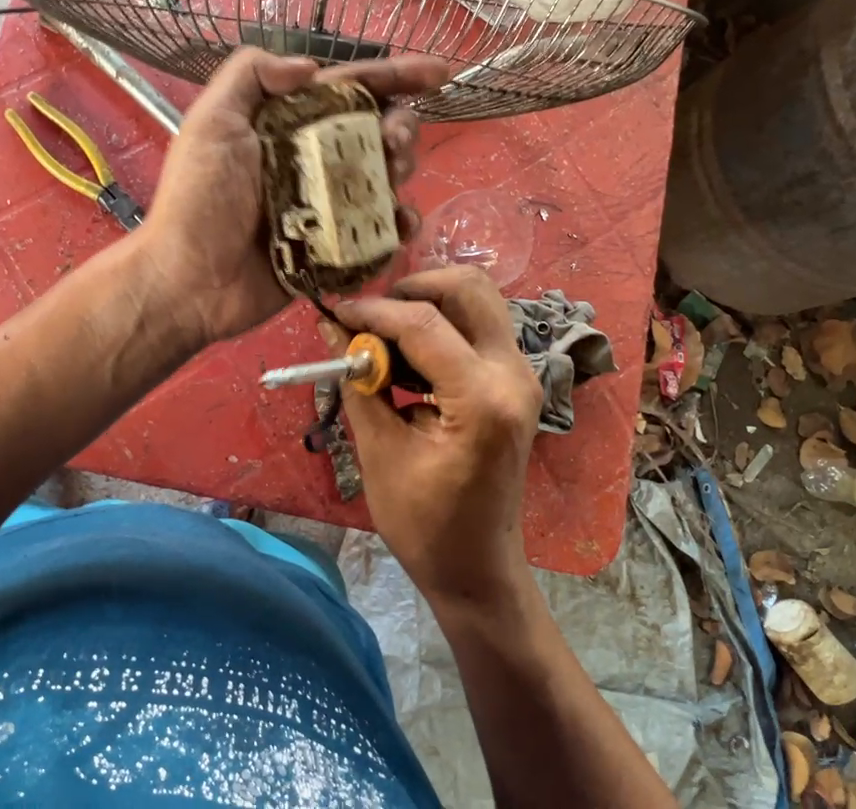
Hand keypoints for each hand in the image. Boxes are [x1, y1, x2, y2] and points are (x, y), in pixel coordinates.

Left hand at [138, 47, 445, 344]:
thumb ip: (251, 74)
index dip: (395, 77)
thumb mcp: (211, 122)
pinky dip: (398, 226)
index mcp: (287, 124)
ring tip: (392, 180)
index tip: (440, 72)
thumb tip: (312, 67)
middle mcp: (311, 161)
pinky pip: (380, 233)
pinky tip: (401, 224)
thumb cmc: (198, 201)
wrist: (189, 282)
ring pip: (385, 179)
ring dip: (401, 172)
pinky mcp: (334, 249)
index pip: (349, 89)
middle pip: (376, 132)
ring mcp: (326, 207)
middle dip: (400, 129)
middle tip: (394, 144)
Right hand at [329, 267, 543, 608]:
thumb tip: (333, 329)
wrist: (478, 568)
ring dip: (428, 305)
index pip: (423, 323)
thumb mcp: (380, 452)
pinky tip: (407, 358)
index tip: (334, 312)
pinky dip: (442, 326)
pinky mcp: (516, 383)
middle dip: (412, 289)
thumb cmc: (424, 524)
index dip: (373, 311)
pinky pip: (480, 328)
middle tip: (371, 317)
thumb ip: (359, 383)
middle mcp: (514, 374)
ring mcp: (522, 376)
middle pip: (468, 288)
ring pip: (478, 301)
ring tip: (384, 337)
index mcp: (483, 398)